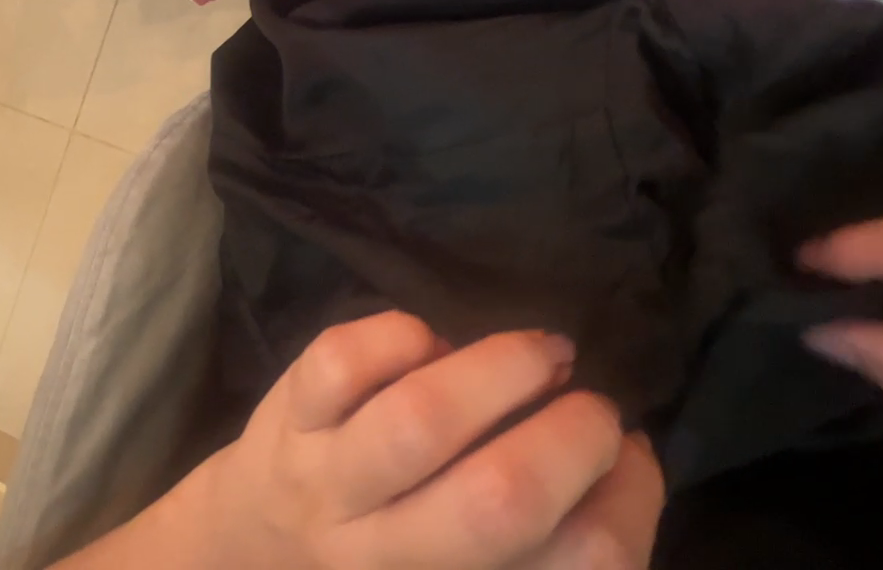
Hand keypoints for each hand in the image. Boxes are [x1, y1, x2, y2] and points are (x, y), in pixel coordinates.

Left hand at [66, 312, 662, 568]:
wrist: (249, 549)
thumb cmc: (386, 554)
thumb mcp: (467, 561)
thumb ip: (547, 523)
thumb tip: (628, 451)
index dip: (628, 503)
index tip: (633, 455)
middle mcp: (388, 560)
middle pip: (496, 501)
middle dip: (570, 435)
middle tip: (592, 400)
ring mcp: (326, 487)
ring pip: (417, 420)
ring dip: (499, 370)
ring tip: (543, 349)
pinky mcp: (285, 422)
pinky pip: (342, 364)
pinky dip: (401, 335)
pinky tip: (434, 339)